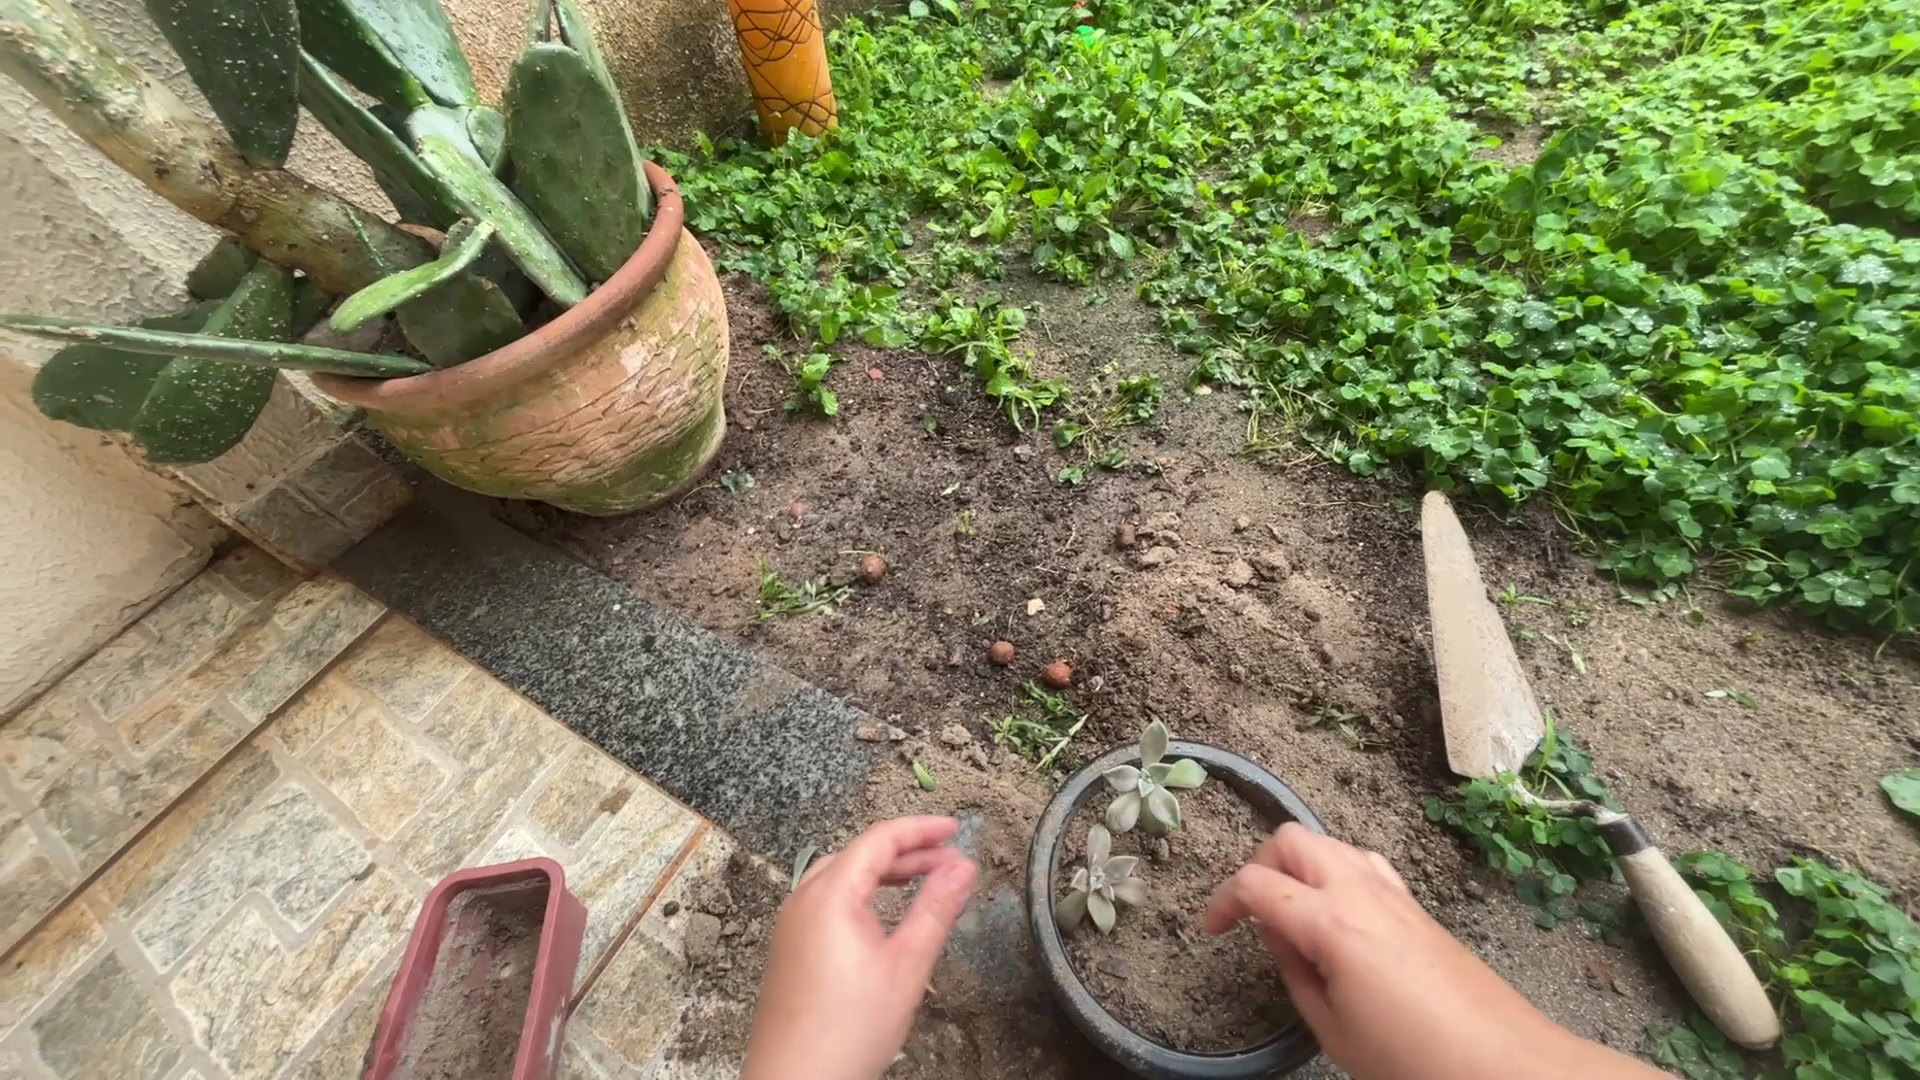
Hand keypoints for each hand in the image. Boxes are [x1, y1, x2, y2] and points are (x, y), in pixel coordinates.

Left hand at [742, 816, 977, 1079]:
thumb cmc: (849, 1031)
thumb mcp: (906, 967)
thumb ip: (936, 908)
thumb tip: (963, 866)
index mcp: (830, 893)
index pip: (880, 839)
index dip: (921, 829)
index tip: (955, 829)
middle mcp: (804, 897)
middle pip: (861, 853)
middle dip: (908, 851)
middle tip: (949, 858)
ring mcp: (792, 921)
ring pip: (843, 874)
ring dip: (885, 870)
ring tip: (923, 877)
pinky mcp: (789, 944)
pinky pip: (828, 897)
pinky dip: (862, 891)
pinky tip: (883, 909)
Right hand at [1205, 824, 1665, 1079]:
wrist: (1512, 1066)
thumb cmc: (1414, 1059)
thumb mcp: (1333, 1029)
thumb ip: (1294, 972)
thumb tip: (1282, 936)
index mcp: (1330, 921)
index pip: (1255, 884)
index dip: (1223, 902)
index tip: (1212, 929)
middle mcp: (1356, 889)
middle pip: (1289, 840)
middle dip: (1260, 866)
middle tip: (1256, 911)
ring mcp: (1390, 890)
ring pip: (1325, 842)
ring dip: (1297, 864)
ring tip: (1294, 908)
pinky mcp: (1413, 902)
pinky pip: (1358, 861)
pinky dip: (1332, 871)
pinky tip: (1338, 911)